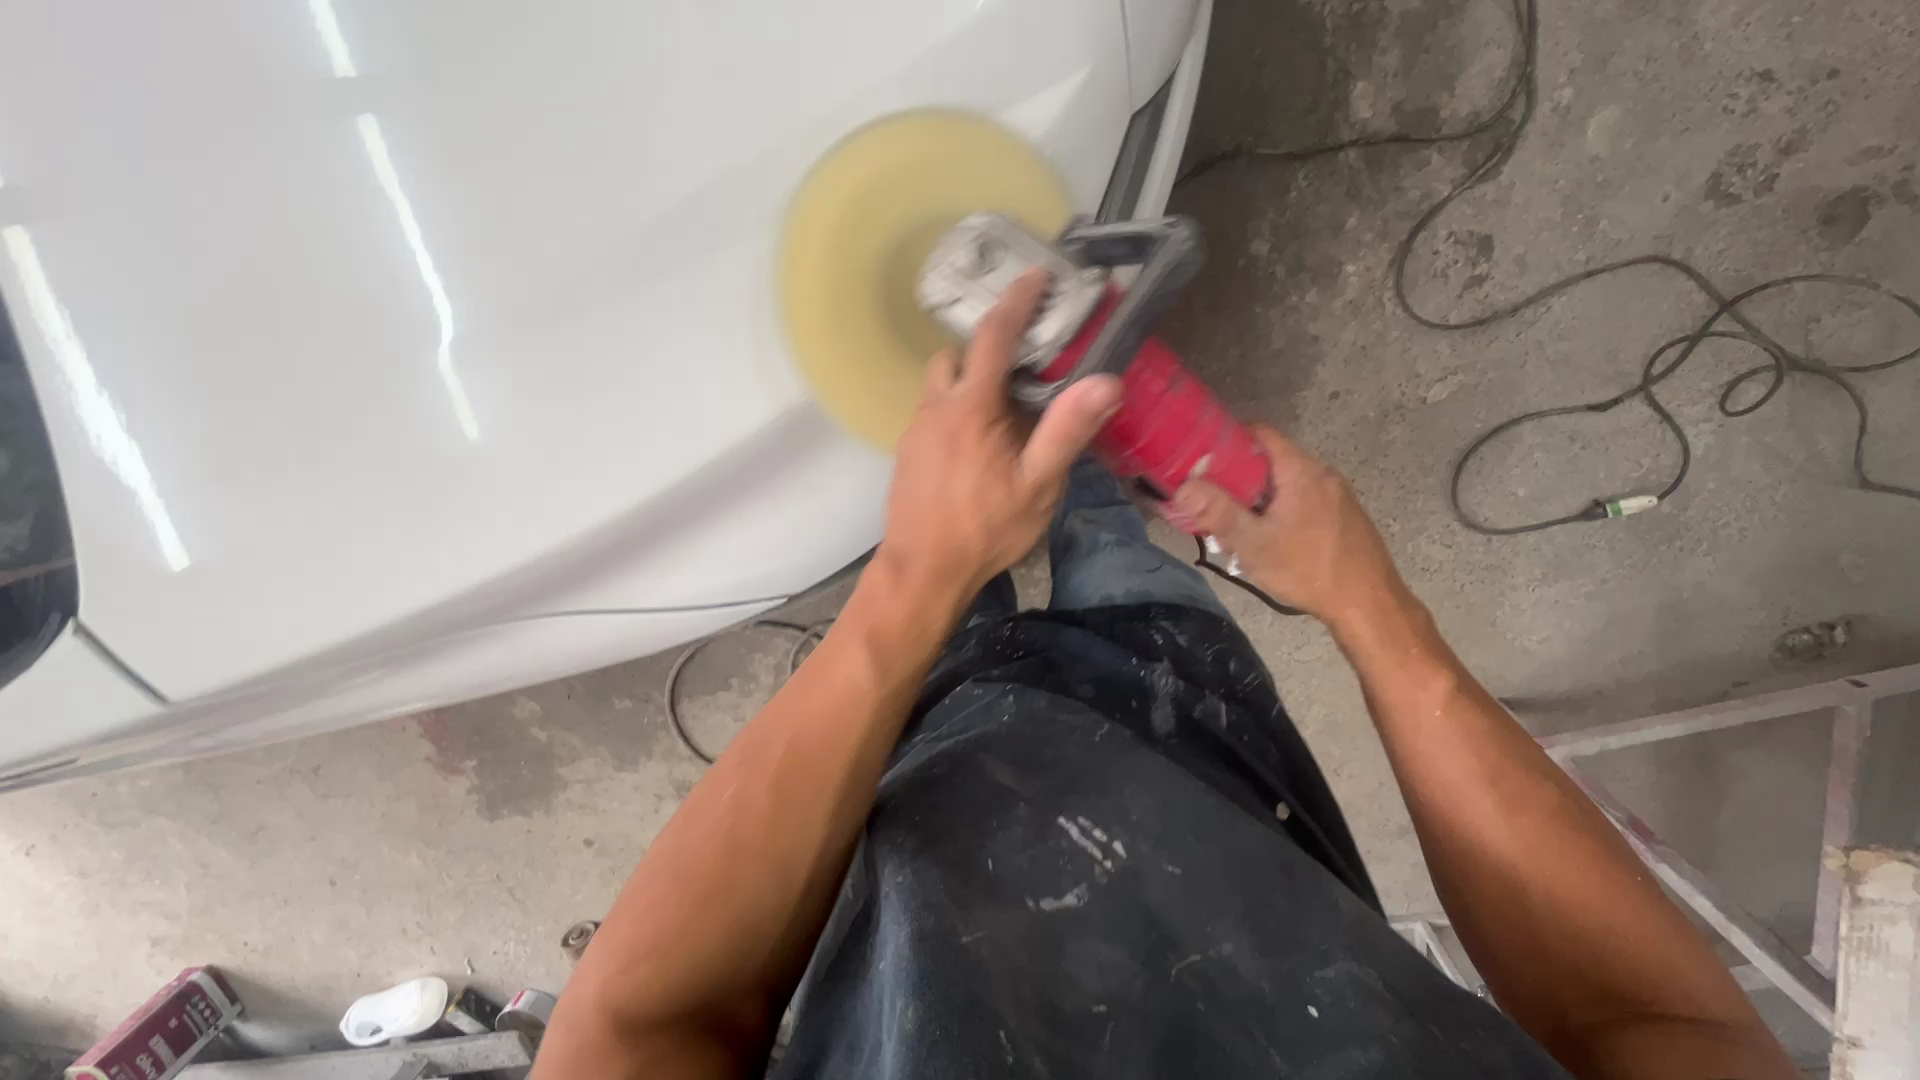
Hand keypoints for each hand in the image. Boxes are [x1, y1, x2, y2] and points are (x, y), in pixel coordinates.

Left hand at [880, 271, 1122, 600]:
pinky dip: (957, 411)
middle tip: (1025, 363)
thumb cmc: (984, 530)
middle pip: (957, 356)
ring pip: (941, 386)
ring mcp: (916, 432)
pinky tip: (981, 446)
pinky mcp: (908, 455)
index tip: (1036, 276)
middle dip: (987, 348)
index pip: (993, 337)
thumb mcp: (1037, 485)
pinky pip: (934, 415)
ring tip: (1007, 410)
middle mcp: (935, 409)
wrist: (923, 572)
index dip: (1016, 301)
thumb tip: (1106, 381)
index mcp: (970, 408)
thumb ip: (1067, 431)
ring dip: (970, 382)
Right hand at [1170, 425, 1409, 631]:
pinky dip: (1280, 510)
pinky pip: (1303, 500)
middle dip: (1238, 477)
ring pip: (1286, 483)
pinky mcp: (1344, 516)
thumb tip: (1182, 487)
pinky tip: (1270, 539)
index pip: (1260, 433)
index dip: (1227, 440)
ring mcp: (1337, 495)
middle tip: (1211, 501)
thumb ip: (1217, 512)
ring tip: (1235, 525)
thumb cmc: (1308, 570)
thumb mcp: (1254, 544)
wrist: (1368, 605)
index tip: (1200, 461)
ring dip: (1259, 498)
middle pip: (1271, 460)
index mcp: (1300, 470)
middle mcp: (1322, 473)